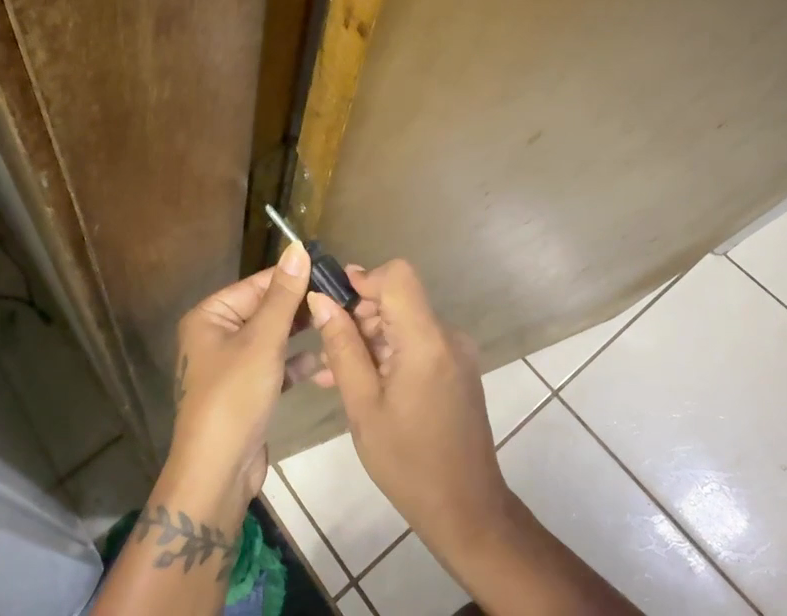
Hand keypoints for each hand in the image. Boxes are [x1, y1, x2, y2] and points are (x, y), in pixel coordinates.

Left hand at [164, 243, 315, 508]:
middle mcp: (215, 335)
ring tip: (340, 329)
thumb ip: (283, 296)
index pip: (256, 285)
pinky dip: (296, 365)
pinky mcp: (246, 392)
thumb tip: (297, 248)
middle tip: (344, 303)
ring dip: (302, 338)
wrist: (218, 470)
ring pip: (272, 340)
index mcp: (209, 316)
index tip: (333, 273)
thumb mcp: (262, 341)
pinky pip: (274, 368)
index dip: (292, 278)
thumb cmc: (235, 396)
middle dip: (301, 310)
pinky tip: (324, 365)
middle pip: (264, 311)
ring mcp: (230, 366)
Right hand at [307, 261, 510, 558]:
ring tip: (332, 371)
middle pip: (397, 299)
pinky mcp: (456, 372)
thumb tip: (319, 300)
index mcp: (427, 341)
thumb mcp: (362, 405)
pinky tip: (356, 381)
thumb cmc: (408, 461)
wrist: (466, 510)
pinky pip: (415, 346)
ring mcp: (455, 355)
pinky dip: (386, 355)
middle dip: (358, 315)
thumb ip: (342, 347)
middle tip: (325, 347)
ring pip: (403, 323)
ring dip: (367, 338)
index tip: (330, 302)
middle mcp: (447, 338)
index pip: (397, 276)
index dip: (362, 280)